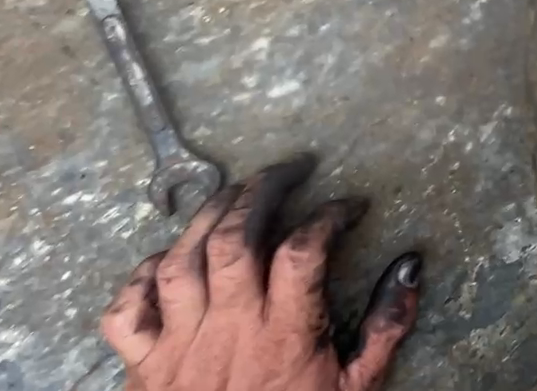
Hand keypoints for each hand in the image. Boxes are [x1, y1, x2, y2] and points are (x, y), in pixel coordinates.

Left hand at [100, 155, 422, 390]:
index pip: (304, 249)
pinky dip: (143, 274)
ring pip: (180, 261)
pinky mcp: (139, 368)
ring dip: (209, 215)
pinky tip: (171, 255)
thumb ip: (387, 327)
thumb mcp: (357, 386)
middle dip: (264, 191)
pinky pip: (125, 311)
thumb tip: (412, 265)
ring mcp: (175, 347)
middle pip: (234, 239)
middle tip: (293, 168)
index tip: (353, 206)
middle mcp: (226, 328)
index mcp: (282, 332)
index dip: (332, 214)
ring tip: (239, 190)